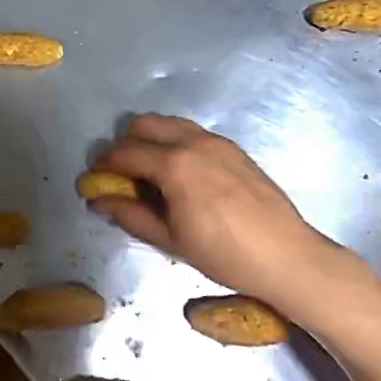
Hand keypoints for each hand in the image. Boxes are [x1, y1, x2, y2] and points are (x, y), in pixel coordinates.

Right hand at [89, 115, 373, 314]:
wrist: (287, 256)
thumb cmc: (223, 254)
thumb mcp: (170, 239)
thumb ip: (130, 215)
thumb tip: (100, 201)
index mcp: (173, 164)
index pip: (124, 153)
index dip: (103, 165)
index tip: (93, 178)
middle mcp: (193, 142)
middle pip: (143, 125)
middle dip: (125, 144)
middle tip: (121, 173)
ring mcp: (217, 141)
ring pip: (169, 123)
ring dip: (150, 139)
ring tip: (149, 171)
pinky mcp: (234, 148)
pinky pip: (192, 133)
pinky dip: (175, 142)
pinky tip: (180, 173)